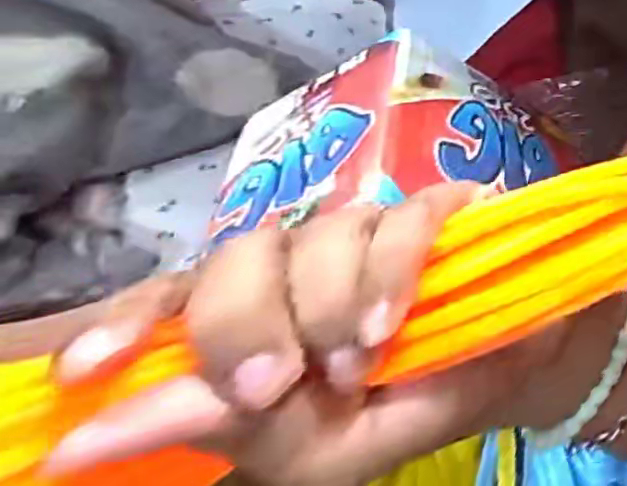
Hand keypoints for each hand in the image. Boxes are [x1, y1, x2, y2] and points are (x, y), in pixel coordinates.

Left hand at [43, 185, 590, 485]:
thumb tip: (83, 443)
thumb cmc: (411, 410)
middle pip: (245, 253)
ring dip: (334, 303)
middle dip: (247, 321)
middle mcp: (308, 262)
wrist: (516, 370)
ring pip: (328, 233)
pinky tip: (394, 318)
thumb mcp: (316, 448)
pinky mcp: (447, 205)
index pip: (174, 292)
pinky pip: (408, 217)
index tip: (95, 369)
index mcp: (260, 319)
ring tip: (365, 358)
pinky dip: (392, 268)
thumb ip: (228, 432)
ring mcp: (381, 227)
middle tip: (281, 382)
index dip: (129, 317)